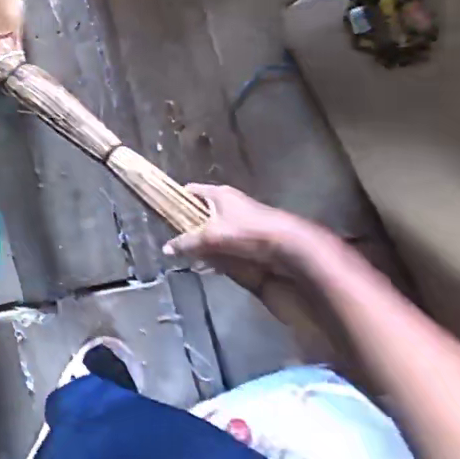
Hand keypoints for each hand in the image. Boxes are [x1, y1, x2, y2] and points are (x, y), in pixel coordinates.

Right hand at [162, 184, 325, 289]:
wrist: (294, 247)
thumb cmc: (248, 232)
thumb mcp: (211, 238)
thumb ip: (187, 243)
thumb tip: (165, 249)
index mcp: (218, 194)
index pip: (189, 191)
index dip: (176, 199)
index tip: (165, 213)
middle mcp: (231, 202)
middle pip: (202, 212)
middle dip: (190, 228)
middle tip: (179, 242)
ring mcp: (245, 218)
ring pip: (216, 229)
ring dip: (205, 244)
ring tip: (195, 259)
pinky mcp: (255, 235)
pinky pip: (230, 242)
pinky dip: (221, 252)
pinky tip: (214, 267)